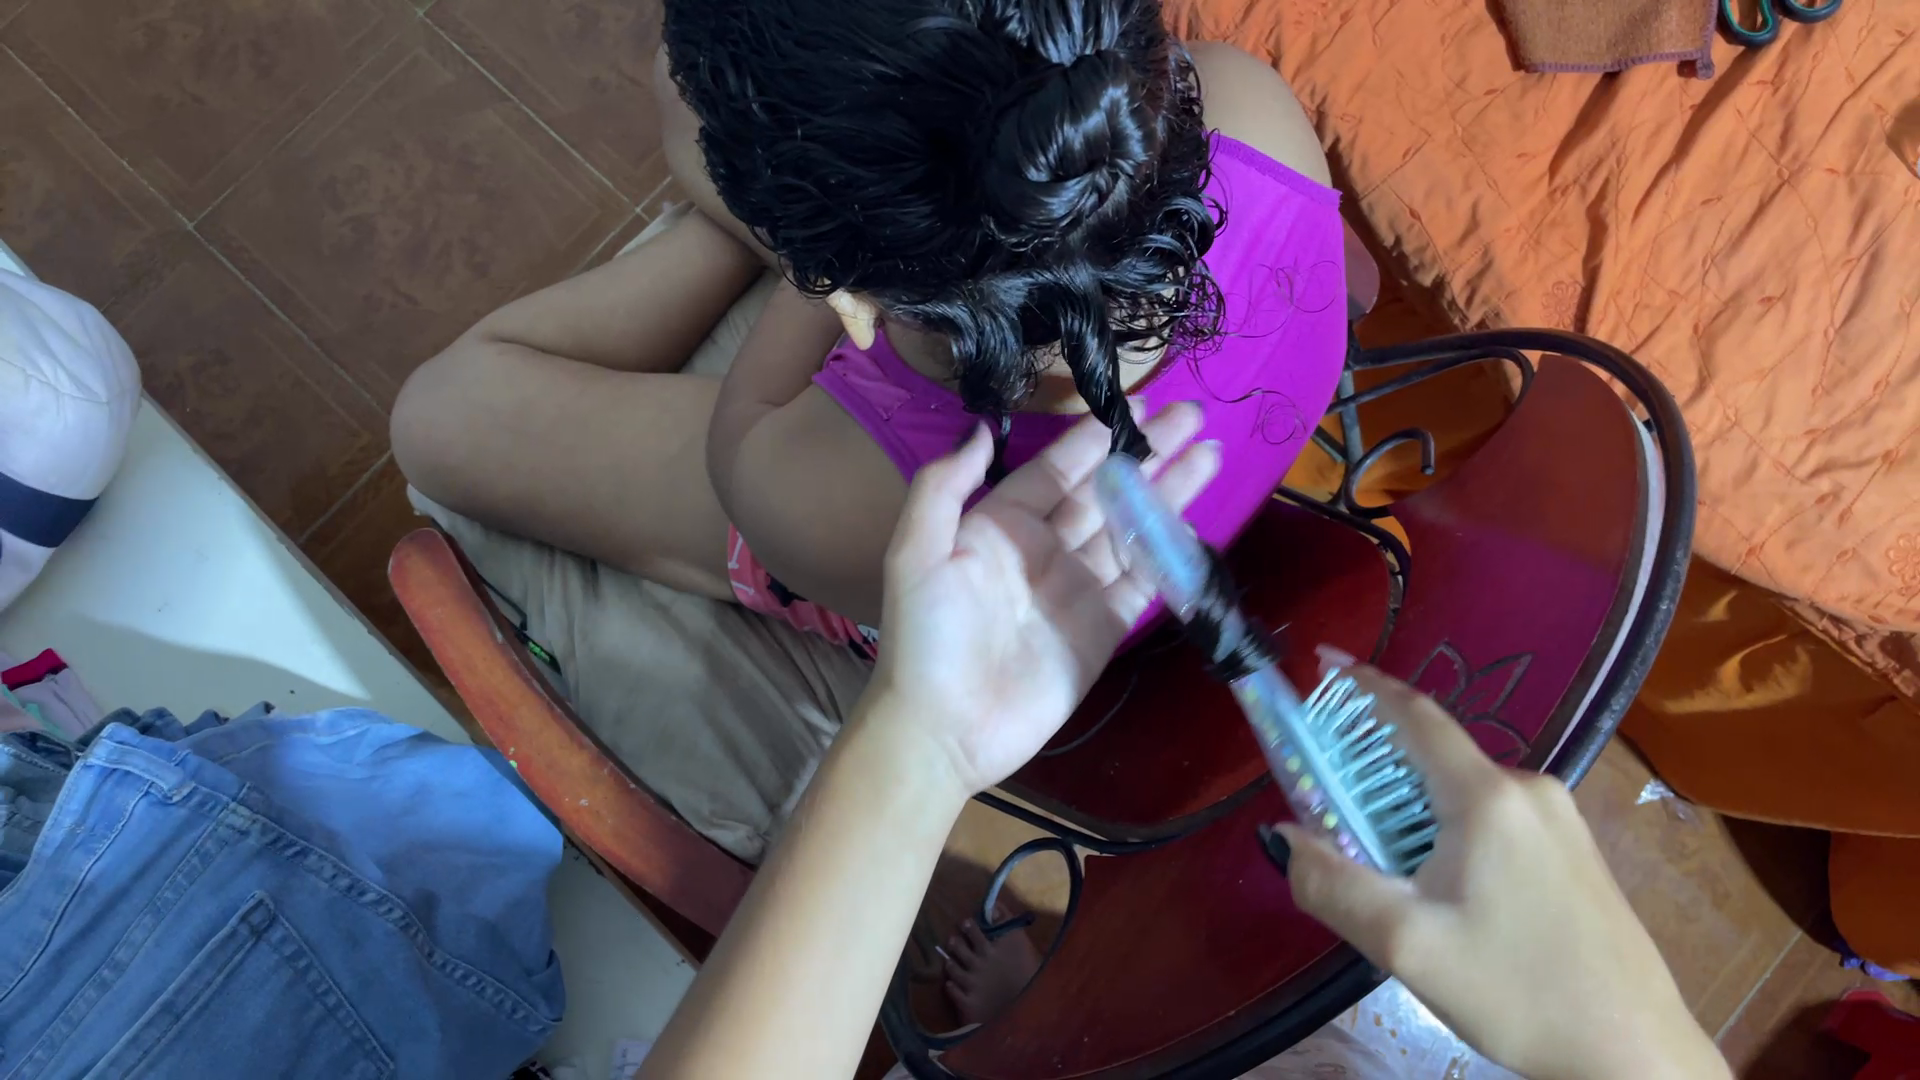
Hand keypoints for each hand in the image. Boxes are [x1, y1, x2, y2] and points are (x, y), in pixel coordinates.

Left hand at [869, 403, 1218, 795]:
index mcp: (1000, 525)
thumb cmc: (927, 637)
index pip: (1055, 469)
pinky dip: (1169, 558)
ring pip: (1131, 530)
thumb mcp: (916, 554)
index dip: (1094, 439)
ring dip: (1169, 495)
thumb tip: (982, 430)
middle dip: (1145, 455)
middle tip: (1190, 417)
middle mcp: (1043, 549)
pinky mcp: (1102, 628)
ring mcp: (1076, 588)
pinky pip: (1143, 584)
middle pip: (1103, 492)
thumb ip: (943, 487)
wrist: (945, 728)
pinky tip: (1196, 525)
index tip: (1134, 406)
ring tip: (1210, 456)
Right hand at [1278, 660, 1728, 1079]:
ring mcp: (1558, 820)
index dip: (1363, 682)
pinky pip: (1487, 813)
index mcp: (1486, 796)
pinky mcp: (1572, 850)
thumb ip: (1330, 884)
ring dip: (1406, 801)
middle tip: (1328, 796)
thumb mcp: (1405, 945)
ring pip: (1456, 788)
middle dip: (1372, 762)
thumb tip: (1285, 836)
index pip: (1414, 714)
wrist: (1641, 1065)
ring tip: (1376, 852)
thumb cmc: (1519, 992)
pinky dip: (1440, 821)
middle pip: (1430, 754)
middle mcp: (1527, 789)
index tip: (1322, 662)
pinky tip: (1432, 877)